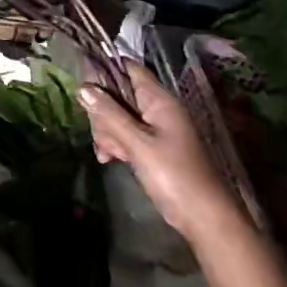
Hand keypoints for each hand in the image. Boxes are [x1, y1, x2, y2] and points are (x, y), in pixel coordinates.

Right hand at [79, 61, 243, 241]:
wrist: (203, 219)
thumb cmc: (175, 175)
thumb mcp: (137, 143)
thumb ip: (109, 113)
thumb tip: (82, 87)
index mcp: (159, 101)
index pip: (129, 68)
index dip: (104, 68)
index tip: (82, 83)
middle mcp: (156, 109)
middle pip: (116, 93)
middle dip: (102, 112)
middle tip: (104, 134)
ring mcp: (153, 128)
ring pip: (115, 115)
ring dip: (106, 131)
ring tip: (110, 153)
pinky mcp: (149, 146)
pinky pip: (122, 133)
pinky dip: (113, 143)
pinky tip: (109, 159)